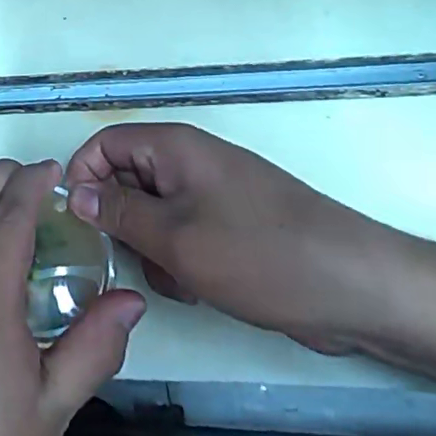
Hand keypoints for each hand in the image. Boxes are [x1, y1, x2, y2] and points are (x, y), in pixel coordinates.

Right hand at [64, 124, 413, 353]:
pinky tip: (199, 288)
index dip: (83, 177)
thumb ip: (117, 213)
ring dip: (151, 248)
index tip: (81, 223)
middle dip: (122, 223)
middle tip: (135, 259)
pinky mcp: (230, 224)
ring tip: (177, 279)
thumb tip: (75, 193)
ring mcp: (212, 193)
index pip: (103, 144)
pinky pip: (182, 232)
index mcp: (173, 147)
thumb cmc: (259, 254)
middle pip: (125, 180)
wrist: (360, 291)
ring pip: (151, 213)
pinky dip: (179, 259)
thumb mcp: (175, 238)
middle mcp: (189, 161)